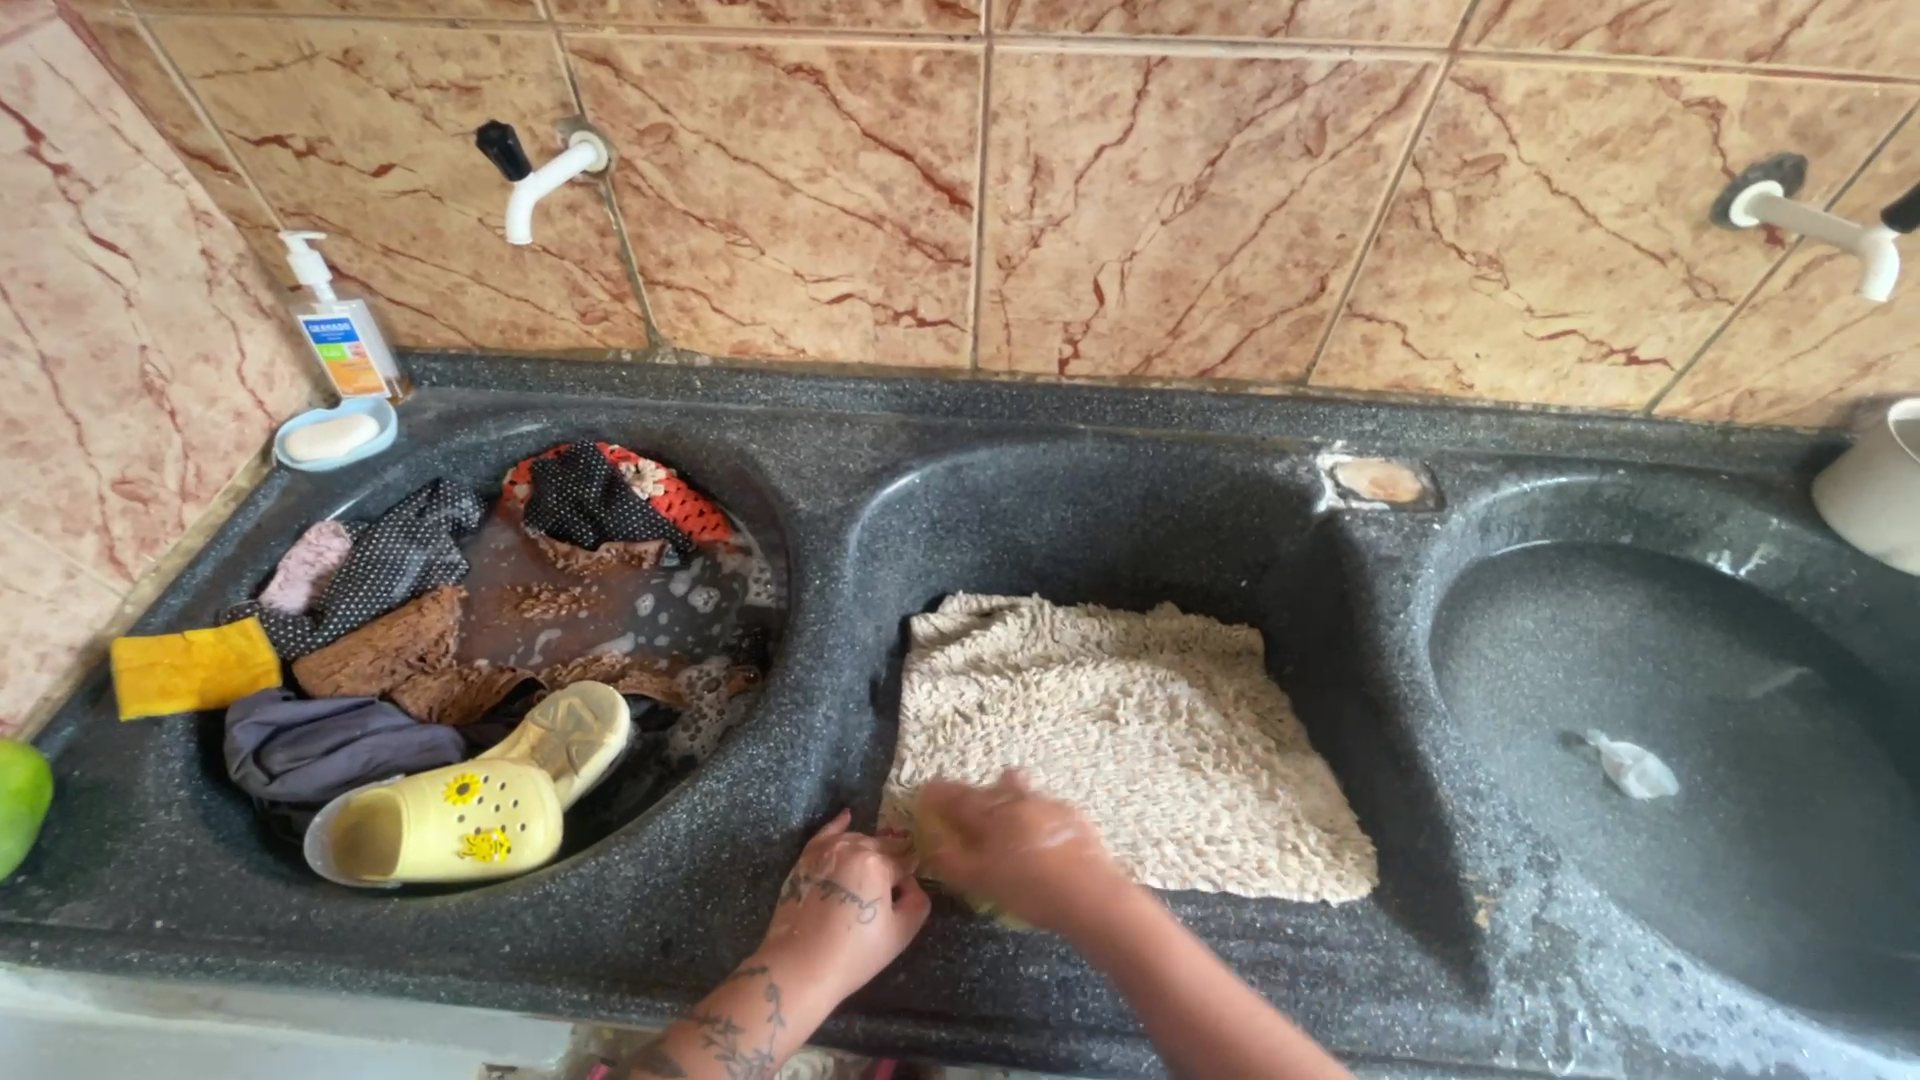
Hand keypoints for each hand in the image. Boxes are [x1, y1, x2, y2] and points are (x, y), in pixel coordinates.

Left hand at [754, 810, 930, 1004]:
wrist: (799, 966)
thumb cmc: (854, 954)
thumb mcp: (900, 934)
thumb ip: (918, 902)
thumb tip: (912, 883)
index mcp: (878, 863)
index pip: (904, 862)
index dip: (910, 875)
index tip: (910, 884)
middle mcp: (853, 848)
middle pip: (882, 846)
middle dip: (893, 857)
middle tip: (897, 874)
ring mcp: (827, 850)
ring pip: (858, 839)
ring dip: (870, 846)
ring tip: (876, 859)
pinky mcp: (806, 858)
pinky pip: (827, 833)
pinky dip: (839, 825)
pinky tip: (847, 817)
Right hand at [917, 769, 1135, 934]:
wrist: (1089, 894)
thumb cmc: (1029, 890)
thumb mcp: (981, 882)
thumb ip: (952, 861)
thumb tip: (932, 843)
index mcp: (991, 814)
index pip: (956, 797)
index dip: (939, 794)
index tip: (927, 791)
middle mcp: (1017, 800)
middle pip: (990, 788)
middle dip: (975, 795)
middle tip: (970, 811)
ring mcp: (1047, 804)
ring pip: (1020, 791)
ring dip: (1008, 799)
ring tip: (1008, 822)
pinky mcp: (1072, 815)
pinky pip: (1045, 807)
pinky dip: (1036, 816)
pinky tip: (1041, 838)